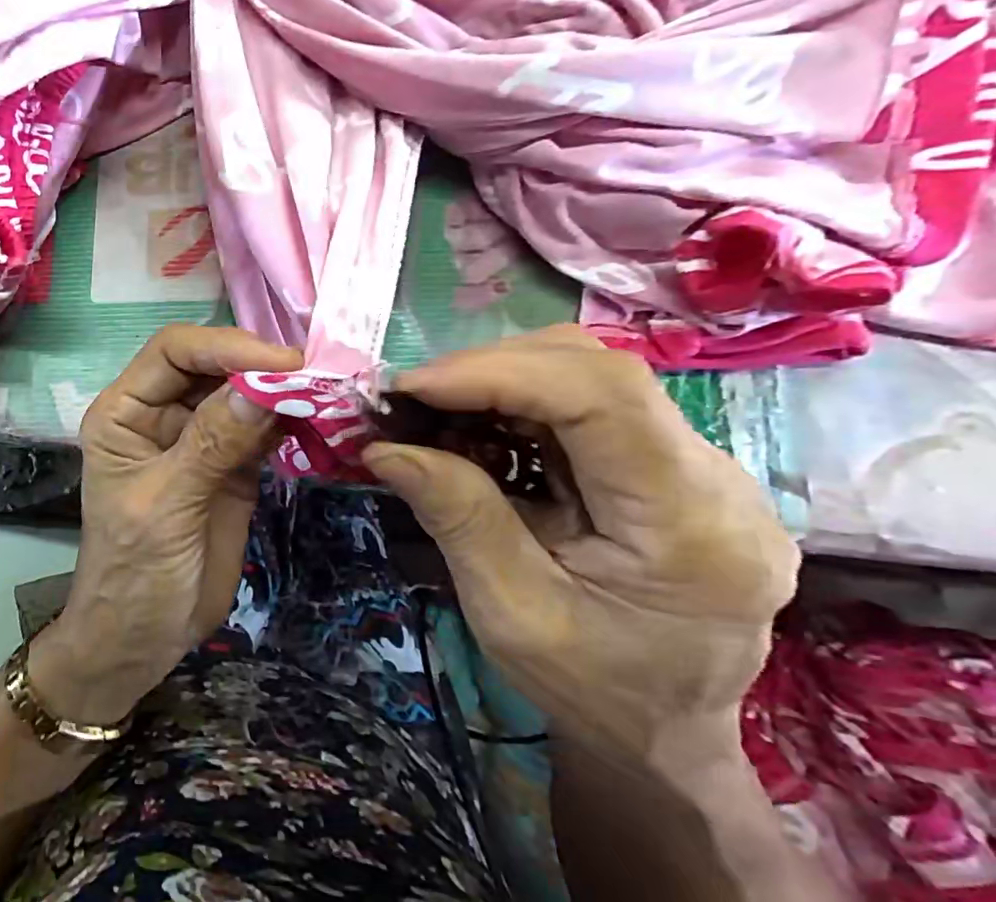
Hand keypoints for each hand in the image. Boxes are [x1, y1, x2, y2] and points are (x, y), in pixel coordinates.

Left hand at [31, 325, 299, 724]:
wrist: (142, 637)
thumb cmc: (134, 572)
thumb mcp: (165, 504)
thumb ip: (210, 444)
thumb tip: (265, 386)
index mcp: (124, 412)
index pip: (172, 351)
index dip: (225, 347)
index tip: (283, 362)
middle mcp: (159, 413)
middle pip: (212, 365)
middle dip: (262, 364)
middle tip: (322, 375)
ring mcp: (198, 438)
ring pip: (243, 393)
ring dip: (285, 390)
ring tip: (335, 392)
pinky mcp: (231, 465)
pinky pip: (264, 429)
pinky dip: (293, 422)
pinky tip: (325, 420)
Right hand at [362, 326, 798, 770]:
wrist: (661, 730)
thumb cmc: (588, 685)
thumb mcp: (509, 611)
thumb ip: (457, 517)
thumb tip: (385, 446)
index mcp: (690, 526)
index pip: (603, 398)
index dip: (497, 373)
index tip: (408, 389)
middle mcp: (716, 480)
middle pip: (598, 371)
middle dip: (487, 370)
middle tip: (408, 401)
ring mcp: (702, 468)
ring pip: (592, 375)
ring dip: (498, 380)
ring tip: (434, 413)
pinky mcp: (672, 467)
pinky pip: (590, 403)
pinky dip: (517, 401)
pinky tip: (476, 429)